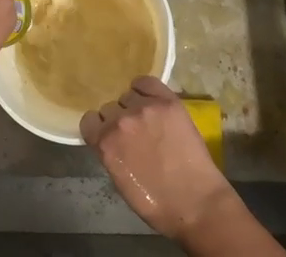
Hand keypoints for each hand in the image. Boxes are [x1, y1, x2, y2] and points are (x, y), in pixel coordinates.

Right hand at [82, 78, 241, 242]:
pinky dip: (146, 89)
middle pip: (109, 107)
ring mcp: (146, 108)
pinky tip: (152, 101)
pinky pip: (147, 82)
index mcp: (105, 143)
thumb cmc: (157, 203)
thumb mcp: (120, 182)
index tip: (109, 136)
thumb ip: (109, 152)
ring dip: (134, 107)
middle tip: (134, 134)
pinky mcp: (168, 102)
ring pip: (128, 95)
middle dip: (117, 119)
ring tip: (148, 121)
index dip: (99, 128)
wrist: (196, 203)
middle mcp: (121, 121)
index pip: (89, 120)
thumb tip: (110, 138)